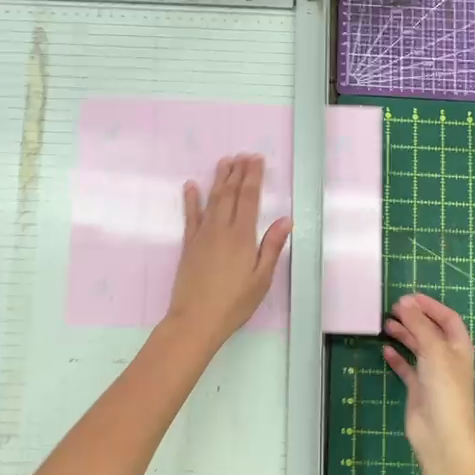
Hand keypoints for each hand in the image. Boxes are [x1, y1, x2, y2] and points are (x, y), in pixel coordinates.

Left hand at [165, 154, 291, 346]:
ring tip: (224, 162)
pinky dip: (191, 200)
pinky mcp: (189, 245)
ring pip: (211, 200)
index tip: (257, 160)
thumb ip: (272, 247)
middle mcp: (221, 229)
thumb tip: (285, 220)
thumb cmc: (234, 303)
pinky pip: (190, 216)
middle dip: (237, 172)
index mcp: (242, 236)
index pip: (249, 198)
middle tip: (242, 155)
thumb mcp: (261, 279)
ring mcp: (202, 236)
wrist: (196, 320)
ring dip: (218, 179)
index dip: (253, 177)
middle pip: (229, 193)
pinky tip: (191, 186)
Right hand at [383, 293, 474, 453]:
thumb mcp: (434, 349)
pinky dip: (397, 358)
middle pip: (431, 331)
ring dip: (404, 335)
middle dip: (415, 318)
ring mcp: (433, 375)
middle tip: (393, 308)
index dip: (431, 306)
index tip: (409, 297)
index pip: (448, 318)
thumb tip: (405, 302)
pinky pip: (407, 368)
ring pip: (418, 348)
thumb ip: (419, 324)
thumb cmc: (445, 388)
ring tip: (386, 324)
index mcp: (460, 347)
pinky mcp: (419, 389)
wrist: (441, 433)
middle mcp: (448, 358)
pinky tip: (385, 350)